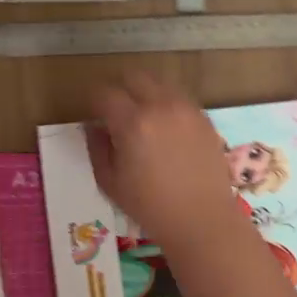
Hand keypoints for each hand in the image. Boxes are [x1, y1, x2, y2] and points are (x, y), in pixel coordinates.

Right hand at [86, 72, 240, 246]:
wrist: (201, 219)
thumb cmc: (149, 206)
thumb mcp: (109, 182)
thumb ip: (97, 148)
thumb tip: (94, 128)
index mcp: (132, 123)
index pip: (104, 93)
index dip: (93, 101)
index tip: (92, 113)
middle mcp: (160, 107)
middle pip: (134, 77)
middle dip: (120, 89)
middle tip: (114, 110)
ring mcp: (186, 110)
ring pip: (160, 83)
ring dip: (145, 93)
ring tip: (141, 116)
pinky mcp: (204, 118)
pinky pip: (180, 99)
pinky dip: (166, 104)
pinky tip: (164, 128)